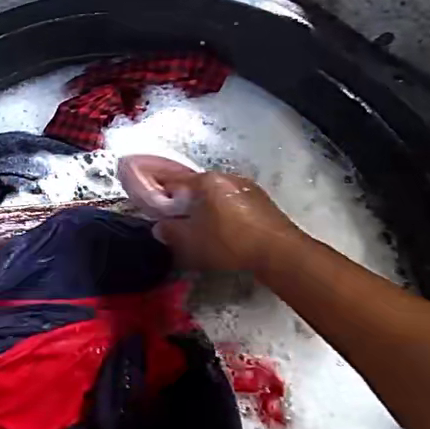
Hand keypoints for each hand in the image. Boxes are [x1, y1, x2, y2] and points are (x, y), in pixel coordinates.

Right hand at [118, 155, 302, 272]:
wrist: (279, 252)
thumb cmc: (230, 243)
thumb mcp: (192, 242)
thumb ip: (171, 232)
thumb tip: (160, 227)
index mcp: (206, 181)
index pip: (173, 179)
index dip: (159, 188)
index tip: (150, 196)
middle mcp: (226, 176)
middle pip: (196, 185)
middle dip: (184, 198)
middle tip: (176, 216)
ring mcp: (247, 187)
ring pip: (217, 193)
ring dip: (206, 205)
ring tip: (201, 225)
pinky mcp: (262, 201)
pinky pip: (233, 202)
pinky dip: (224, 211)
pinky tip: (224, 228)